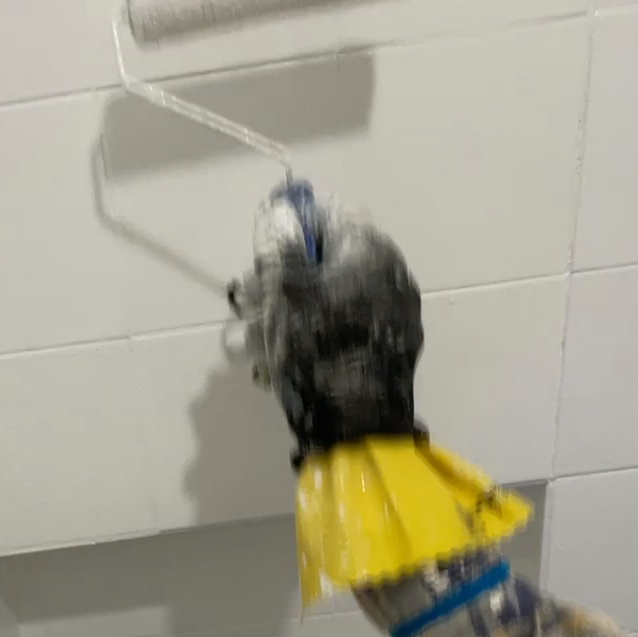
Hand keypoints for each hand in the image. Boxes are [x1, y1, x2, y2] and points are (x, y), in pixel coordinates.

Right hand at [227, 187, 425, 468]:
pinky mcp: (386, 354)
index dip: (290, 230)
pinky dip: (309, 342)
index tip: (262, 257)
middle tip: (246, 307)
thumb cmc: (317, 347)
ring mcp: (392, 317)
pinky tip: (278, 366)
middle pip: (326, 264)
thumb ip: (280, 248)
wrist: (357, 421)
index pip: (329, 214)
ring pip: (327, 304)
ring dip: (284, 319)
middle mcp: (390, 275)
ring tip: (249, 348)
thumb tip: (281, 214)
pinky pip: (341, 333)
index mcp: (370, 250)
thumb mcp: (286, 292)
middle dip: (279, 283)